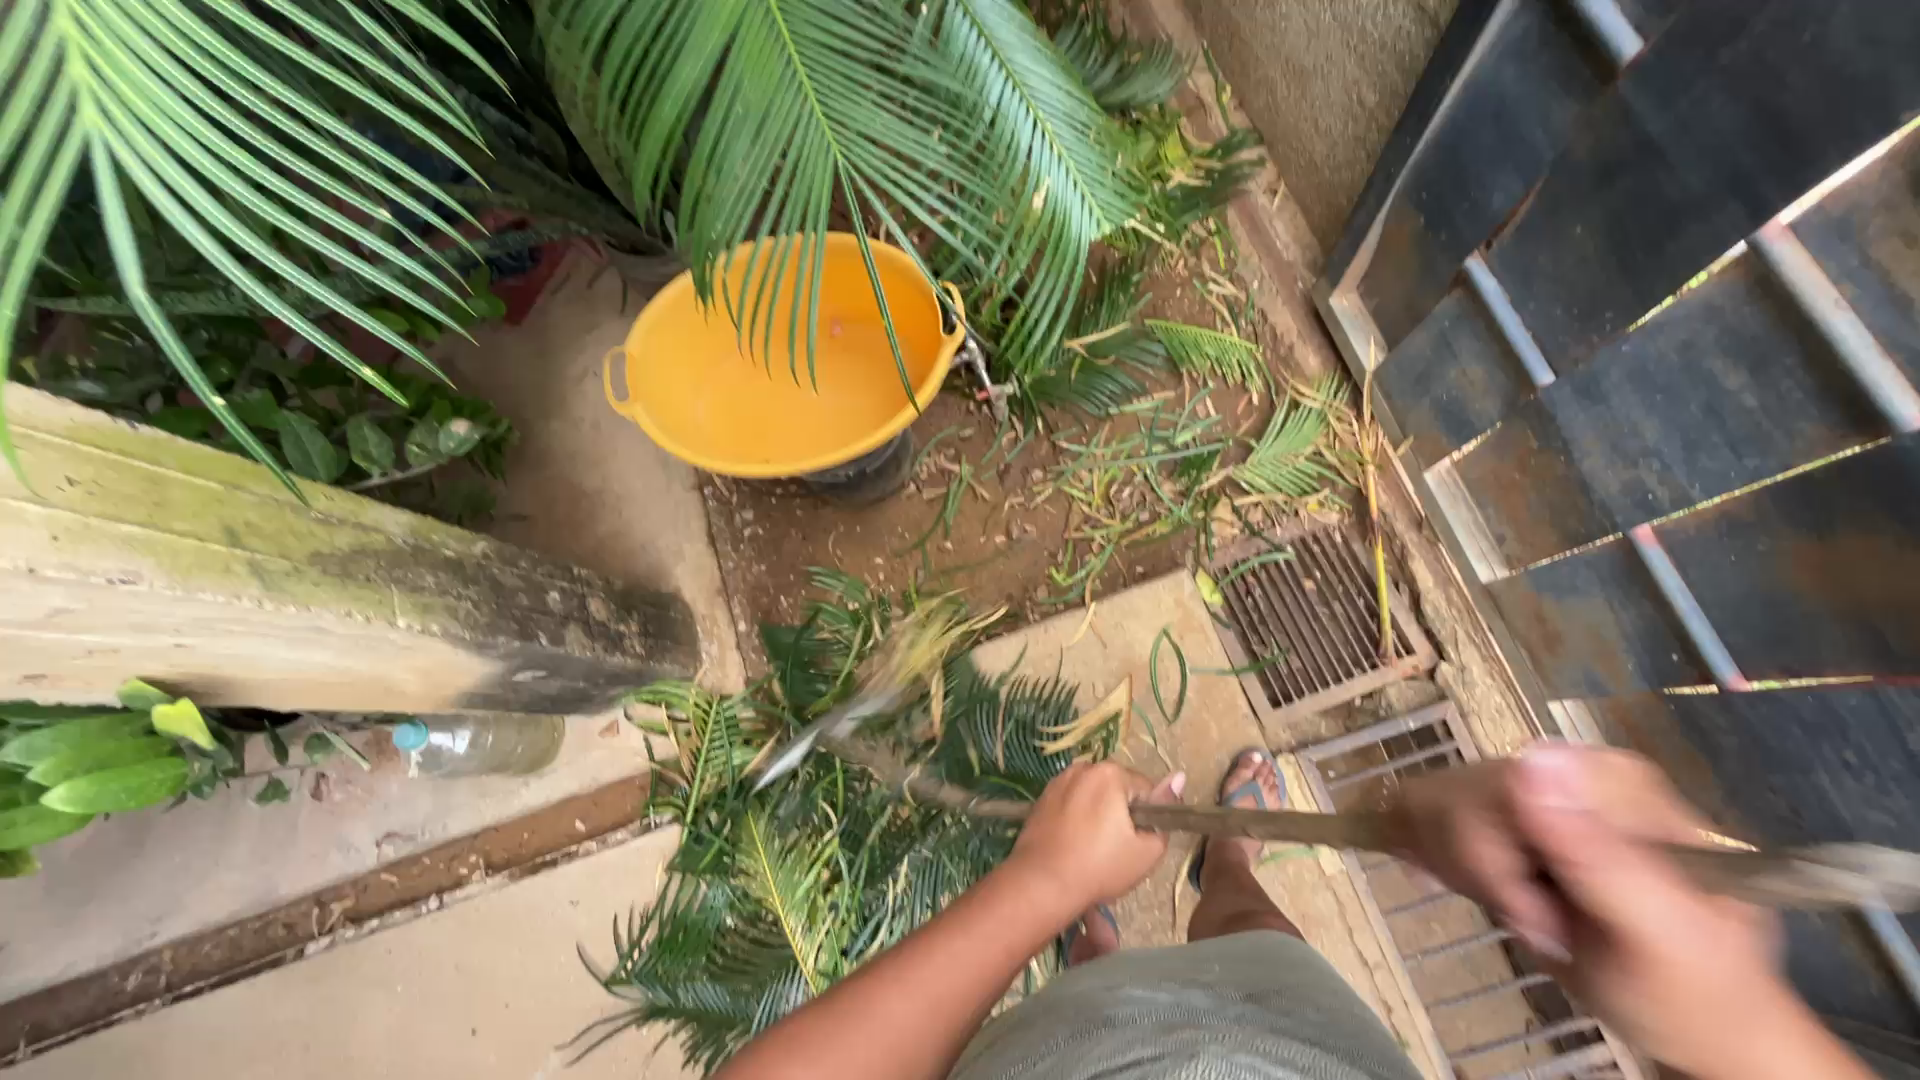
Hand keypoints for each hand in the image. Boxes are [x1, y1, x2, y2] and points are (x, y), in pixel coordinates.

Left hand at [1008, 762, 1184, 911]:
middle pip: (1117, 789)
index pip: (1146, 789)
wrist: (1042, 882)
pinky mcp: (1041, 798)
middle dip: (1121, 813)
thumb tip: (1179, 777)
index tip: (1138, 842)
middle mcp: (1083, 768)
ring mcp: (1058, 781)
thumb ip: (1165, 812)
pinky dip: (1077, 818)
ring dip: (1098, 814)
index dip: (1148, 817)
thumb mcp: (1146, 850)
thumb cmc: (1100, 866)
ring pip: (1093, 795)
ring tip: (1093, 849)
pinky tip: (1074, 844)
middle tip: (1117, 849)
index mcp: (1110, 773)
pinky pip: (1071, 803)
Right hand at [1395, 744, 1795, 1077]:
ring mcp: (1530, 787)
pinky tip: (1476, 888)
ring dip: (1462, 872)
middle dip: (1481, 872)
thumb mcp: (1658, 936)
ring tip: (1523, 913)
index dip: (1494, 858)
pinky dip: (1440, 859)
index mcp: (1614, 781)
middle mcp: (1565, 768)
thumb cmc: (1689, 994)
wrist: (1696, 1022)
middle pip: (1459, 796)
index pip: (1496, 786)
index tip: (1539, 918)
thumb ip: (1598, 852)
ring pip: (1433, 804)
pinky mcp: (1502, 807)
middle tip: (1539, 924)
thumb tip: (1533, 756)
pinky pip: (1428, 812)